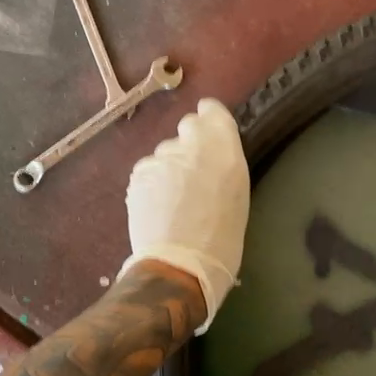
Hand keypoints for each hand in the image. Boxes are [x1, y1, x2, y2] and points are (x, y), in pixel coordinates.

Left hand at [122, 98, 249, 333]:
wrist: (182, 264)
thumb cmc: (223, 238)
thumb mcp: (238, 194)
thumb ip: (223, 164)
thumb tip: (210, 158)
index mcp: (224, 147)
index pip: (211, 110)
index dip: (209, 122)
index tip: (209, 137)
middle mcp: (191, 143)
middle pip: (187, 128)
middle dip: (188, 145)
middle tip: (192, 175)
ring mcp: (160, 157)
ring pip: (164, 154)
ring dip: (169, 169)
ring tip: (173, 201)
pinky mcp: (137, 174)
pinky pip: (147, 173)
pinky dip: (152, 186)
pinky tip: (157, 209)